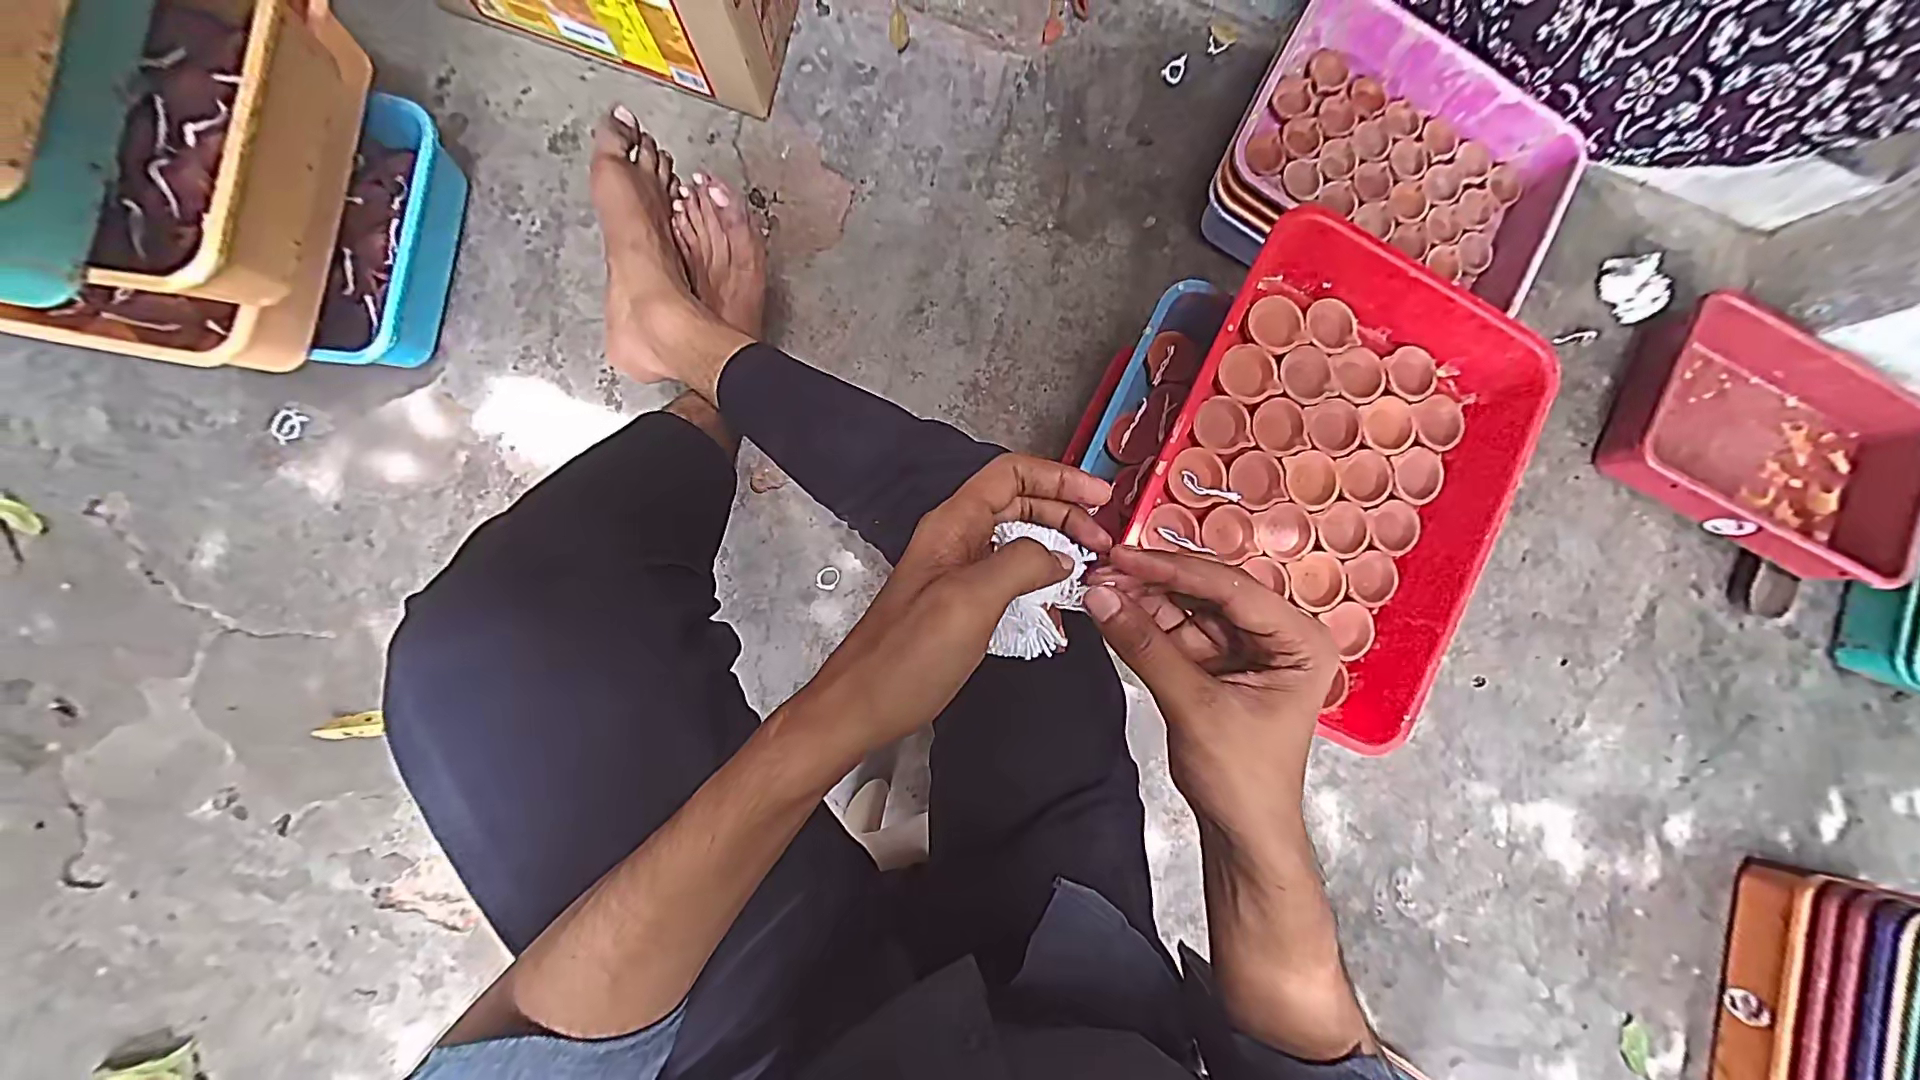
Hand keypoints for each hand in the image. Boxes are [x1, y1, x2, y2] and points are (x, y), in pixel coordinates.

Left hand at [789, 454, 1112, 761]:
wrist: (862, 706)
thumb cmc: (899, 661)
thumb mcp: (969, 601)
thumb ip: (1020, 565)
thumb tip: (1059, 555)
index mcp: (951, 527)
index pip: (1011, 475)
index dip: (1058, 477)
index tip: (1096, 493)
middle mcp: (954, 542)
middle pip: (1020, 505)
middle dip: (1066, 515)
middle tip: (1099, 539)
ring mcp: (958, 573)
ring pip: (1018, 543)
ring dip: (1057, 550)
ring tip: (1086, 570)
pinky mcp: (963, 603)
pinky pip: (1010, 580)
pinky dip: (1040, 585)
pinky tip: (1056, 606)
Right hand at [1083, 547, 1337, 828]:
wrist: (1241, 829)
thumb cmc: (1244, 779)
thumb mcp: (1194, 706)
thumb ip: (1145, 647)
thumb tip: (1103, 597)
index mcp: (1299, 640)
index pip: (1230, 587)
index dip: (1172, 568)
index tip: (1125, 557)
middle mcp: (1275, 634)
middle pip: (1206, 590)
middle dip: (1152, 582)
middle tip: (1104, 572)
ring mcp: (1243, 646)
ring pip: (1185, 605)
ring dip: (1142, 598)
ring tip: (1100, 588)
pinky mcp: (1215, 659)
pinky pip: (1174, 628)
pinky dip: (1142, 621)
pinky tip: (1114, 610)